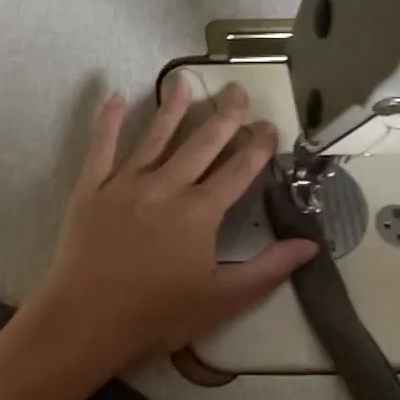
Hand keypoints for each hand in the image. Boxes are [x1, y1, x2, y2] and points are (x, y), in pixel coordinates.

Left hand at [26, 79, 319, 375]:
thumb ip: (269, 270)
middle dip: (225, 116)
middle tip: (238, 92)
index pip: (238, 170)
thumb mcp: (223, 299)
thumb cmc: (157, 313)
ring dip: (173, 108)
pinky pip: (100, 146)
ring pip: (154, 136)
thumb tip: (311, 245)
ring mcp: (125, 183)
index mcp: (200, 211)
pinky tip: (114, 97)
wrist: (88, 318)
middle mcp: (166, 186)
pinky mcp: (91, 189)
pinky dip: (107, 121)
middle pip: (202, 143)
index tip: (270, 127)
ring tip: (186, 81)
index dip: (258, 147)